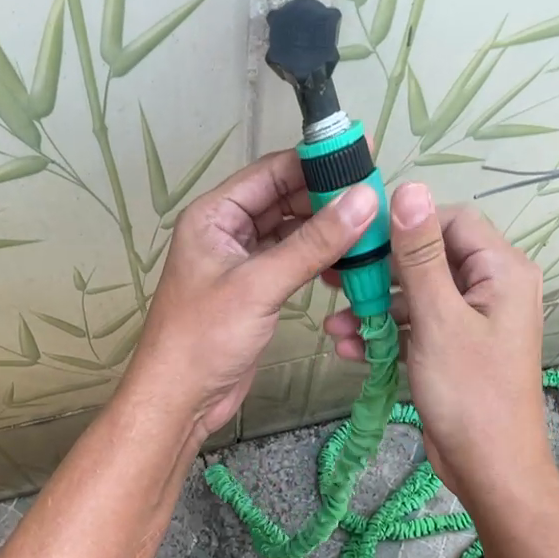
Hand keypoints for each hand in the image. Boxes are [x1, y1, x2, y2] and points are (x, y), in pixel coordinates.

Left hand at [123, 150, 378, 439]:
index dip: (317, 163)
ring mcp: (242, 263)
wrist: (180, 399)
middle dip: (328, 200)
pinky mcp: (255, 292)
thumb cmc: (204, 339)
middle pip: (286, 199)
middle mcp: (227, 232)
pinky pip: (293, 263)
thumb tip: (364, 200)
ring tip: (371, 234)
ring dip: (327, 233)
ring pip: (292, 233)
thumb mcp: (260, 285)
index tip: (364, 158)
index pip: (272, 171)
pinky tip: (348, 267)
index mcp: (214, 215)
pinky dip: (319, 262)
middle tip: (378, 202)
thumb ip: (313, 243)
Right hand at [322, 182, 546, 499]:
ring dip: (374, 311)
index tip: (358, 242)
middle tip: (333, 282)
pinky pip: (415, 330)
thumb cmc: (470, 393)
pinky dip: (386, 337)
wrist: (489, 468)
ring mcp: (471, 323)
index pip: (450, 221)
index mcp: (502, 270)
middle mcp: (491, 289)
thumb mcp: (438, 319)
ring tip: (333, 328)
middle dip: (380, 274)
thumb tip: (409, 188)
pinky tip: (350, 350)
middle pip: (428, 259)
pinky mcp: (452, 352)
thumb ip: (421, 254)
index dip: (405, 226)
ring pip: (416, 298)